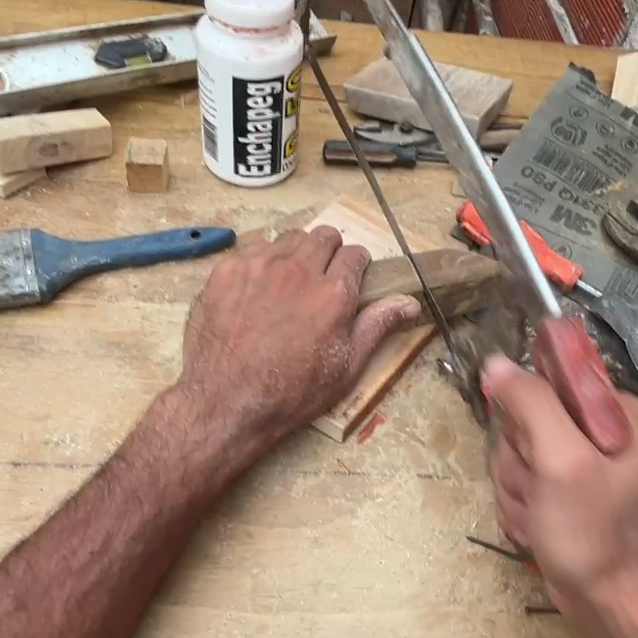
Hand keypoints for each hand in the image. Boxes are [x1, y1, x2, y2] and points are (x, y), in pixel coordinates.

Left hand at [178, 226, 419, 447]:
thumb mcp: (346, 368)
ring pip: (289, 238)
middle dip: (329, 253)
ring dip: (296, 254)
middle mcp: (299, 269)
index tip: (350, 281)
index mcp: (334, 293)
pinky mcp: (227, 270)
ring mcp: (259, 265)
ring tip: (288, 285)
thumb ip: (377, 326)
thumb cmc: (292, 392)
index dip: (356, 268)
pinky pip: (253, 250)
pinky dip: (261, 264)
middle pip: (324, 236)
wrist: (228, 401)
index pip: (356, 254)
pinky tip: (256, 292)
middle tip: (320, 282)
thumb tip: (410, 302)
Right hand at [483, 354, 637, 613]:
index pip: (543, 379)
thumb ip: (530, 404)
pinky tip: (539, 528)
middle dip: (519, 462)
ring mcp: (573, 462)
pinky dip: (519, 509)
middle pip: (519, 420)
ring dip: (516, 491)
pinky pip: (516, 483)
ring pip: (511, 455)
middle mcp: (593, 429)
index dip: (526, 414)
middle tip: (541, 489)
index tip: (536, 447)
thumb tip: (495, 363)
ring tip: (543, 516)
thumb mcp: (561, 460)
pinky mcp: (557, 491)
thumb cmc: (594, 532)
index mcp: (609, 409)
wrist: (609, 603)